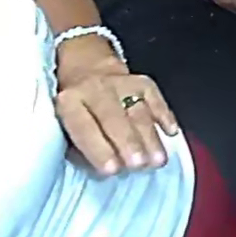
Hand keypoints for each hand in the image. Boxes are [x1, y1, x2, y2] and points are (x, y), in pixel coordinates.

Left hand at [54, 50, 178, 174]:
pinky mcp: (143, 80)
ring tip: (158, 160)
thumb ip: (80, 145)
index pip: (84, 127)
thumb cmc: (76, 107)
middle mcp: (95, 88)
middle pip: (114, 118)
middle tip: (139, 165)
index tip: (112, 170)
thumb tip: (109, 169)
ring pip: (138, 111)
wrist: (87, 65)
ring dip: (150, 136)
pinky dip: (165, 115)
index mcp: (69, 102)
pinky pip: (156, 98)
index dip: (98, 149)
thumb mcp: (64, 123)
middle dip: (128, 143)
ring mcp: (122, 82)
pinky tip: (171, 132)